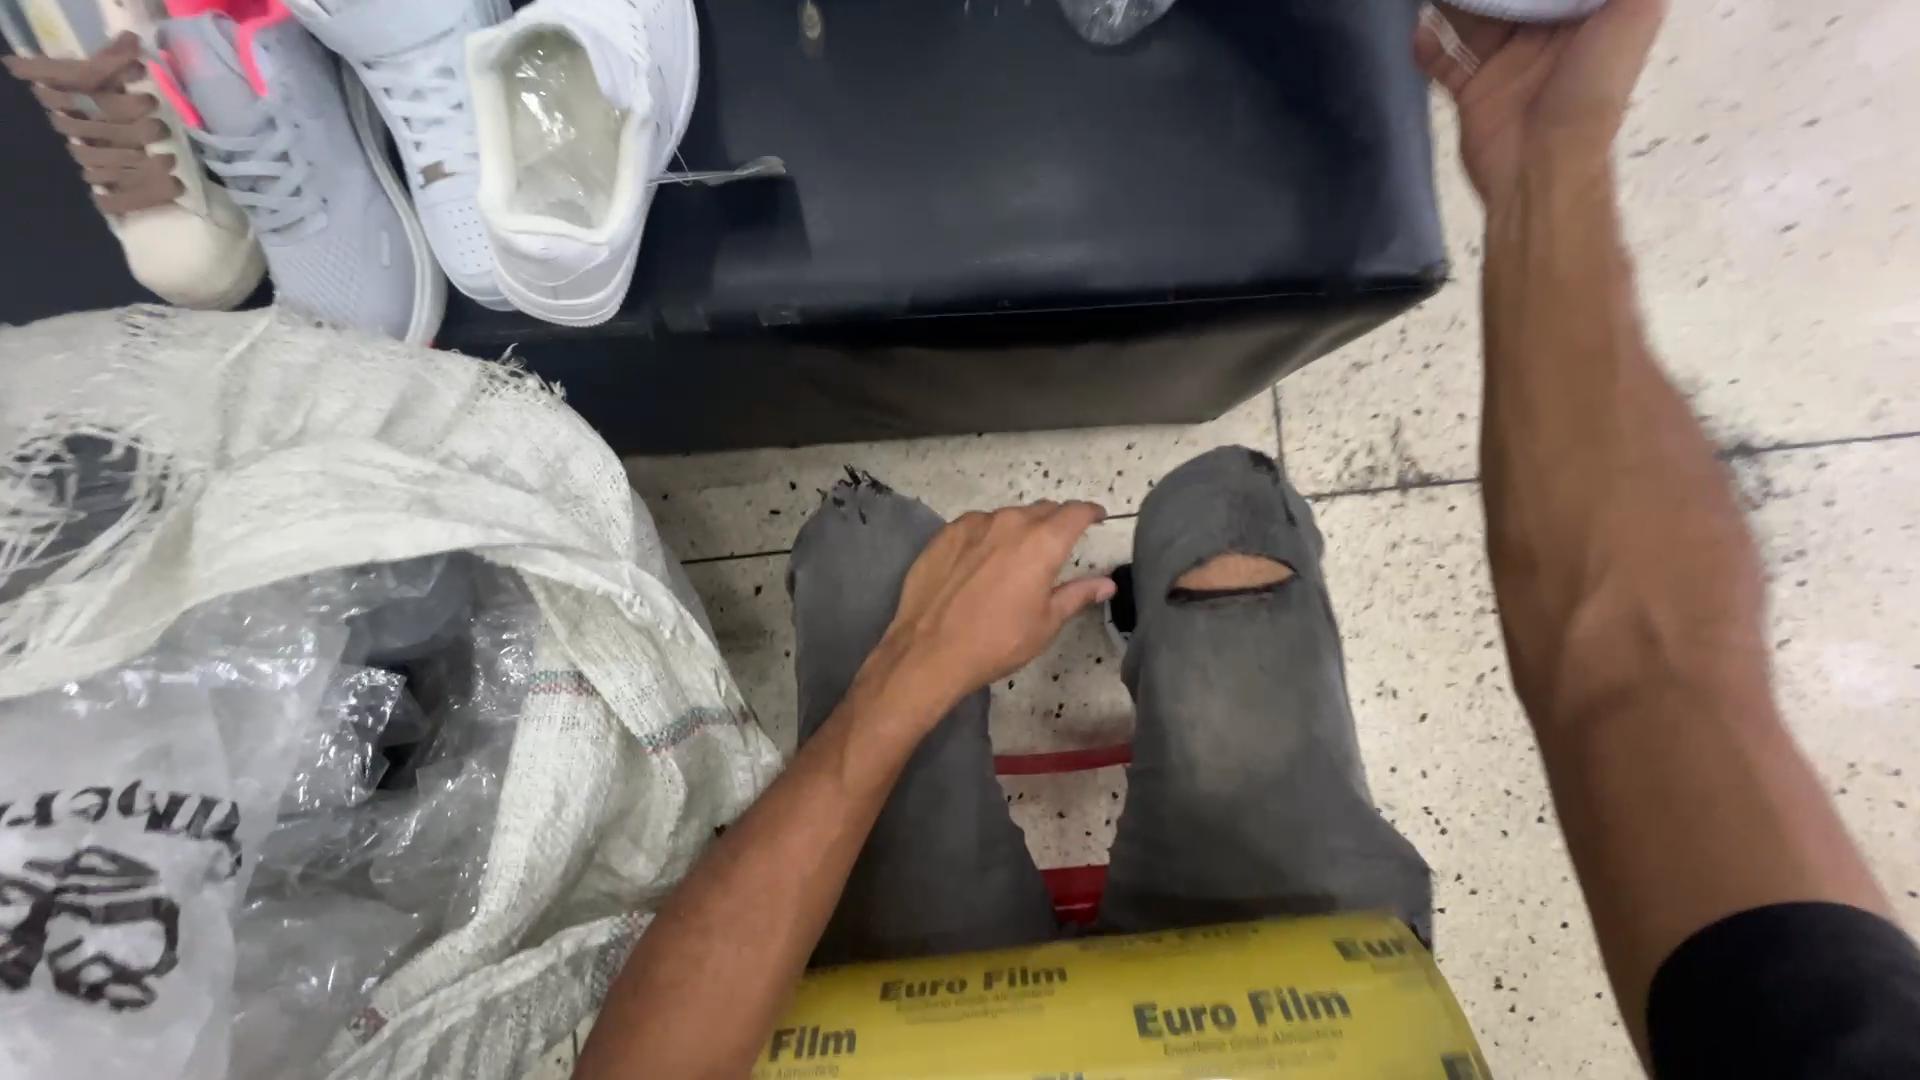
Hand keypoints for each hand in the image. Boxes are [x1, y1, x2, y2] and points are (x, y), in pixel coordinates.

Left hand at [870, 501, 1115, 713]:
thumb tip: (1106, 583)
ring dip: (1017, 531)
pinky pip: (976, 526)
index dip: (1089, 512)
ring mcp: (973, 525)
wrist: (930, 650)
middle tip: (1055, 547)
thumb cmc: (997, 641)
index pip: (1075, 512)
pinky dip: (986, 537)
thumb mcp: (1046, 622)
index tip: (1096, 517)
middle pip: (1041, 511)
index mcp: (1042, 542)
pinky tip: (979, 563)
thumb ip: (1078, 594)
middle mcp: (1010, 522)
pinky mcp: (945, 533)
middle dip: (1054, 523)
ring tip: (1013, 559)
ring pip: (1006, 517)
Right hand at [1415, 0, 1665, 209]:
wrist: (1543, 164)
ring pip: (1474, 18)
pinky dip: (1427, 46)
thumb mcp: (1635, 12)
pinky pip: (1443, 63)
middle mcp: (1544, 30)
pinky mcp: (1471, 91)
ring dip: (1455, 2)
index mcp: (1586, 8)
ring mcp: (1503, 62)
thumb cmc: (1591, 89)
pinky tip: (1416, 29)